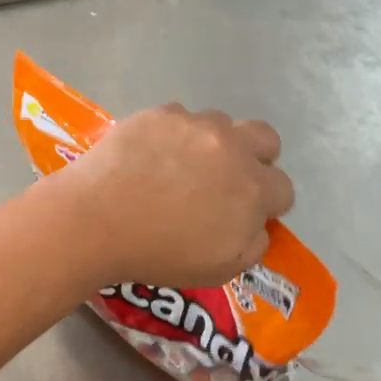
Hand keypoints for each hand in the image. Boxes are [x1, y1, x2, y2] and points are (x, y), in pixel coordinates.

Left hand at [43, 104, 293, 288]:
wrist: (96, 218)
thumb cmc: (159, 252)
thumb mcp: (221, 268)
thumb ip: (253, 243)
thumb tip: (257, 223)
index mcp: (252, 188)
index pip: (284, 188)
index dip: (267, 202)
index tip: (245, 212)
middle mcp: (229, 146)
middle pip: (265, 137)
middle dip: (255, 157)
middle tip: (226, 178)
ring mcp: (192, 123)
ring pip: (220, 122)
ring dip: (212, 142)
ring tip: (181, 165)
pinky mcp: (158, 112)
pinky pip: (179, 117)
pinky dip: (173, 133)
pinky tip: (151, 154)